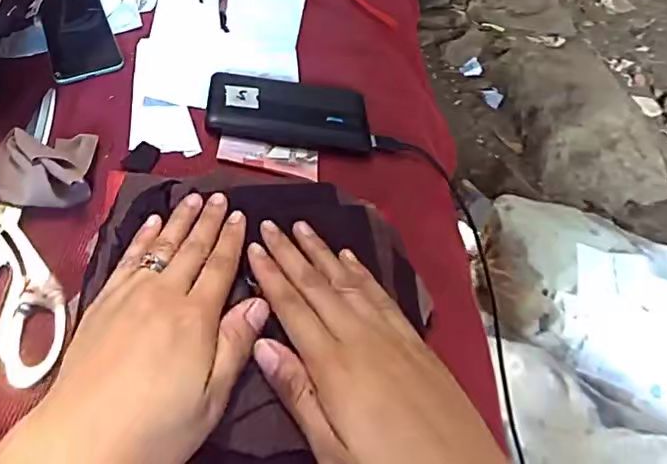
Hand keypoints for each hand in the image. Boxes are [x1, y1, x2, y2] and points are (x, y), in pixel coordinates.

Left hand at [0, 193, 267, 463]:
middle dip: (208, 220)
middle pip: (193, 248)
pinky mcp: (105, 299)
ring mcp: (131, 293)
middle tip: (219, 198)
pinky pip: (130, 256)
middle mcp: (164, 295)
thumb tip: (259, 304)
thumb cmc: (150, 432)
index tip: (239, 216)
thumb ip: (235, 347)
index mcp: (195, 319)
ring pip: (162, 244)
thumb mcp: (208, 402)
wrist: (81, 440)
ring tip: (193, 199)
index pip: (220, 266)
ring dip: (180, 218)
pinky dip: (143, 235)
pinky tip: (152, 223)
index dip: (231, 239)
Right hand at [247, 219, 507, 463]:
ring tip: (302, 227)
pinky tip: (348, 256)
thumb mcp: (333, 450)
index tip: (253, 247)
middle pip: (316, 285)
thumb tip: (261, 344)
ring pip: (346, 280)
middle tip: (269, 224)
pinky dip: (360, 270)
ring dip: (321, 251)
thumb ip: (297, 393)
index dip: (270, 275)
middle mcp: (358, 336)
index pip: (292, 307)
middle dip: (289, 252)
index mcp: (333, 363)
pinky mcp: (412, 336)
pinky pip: (379, 292)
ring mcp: (388, 332)